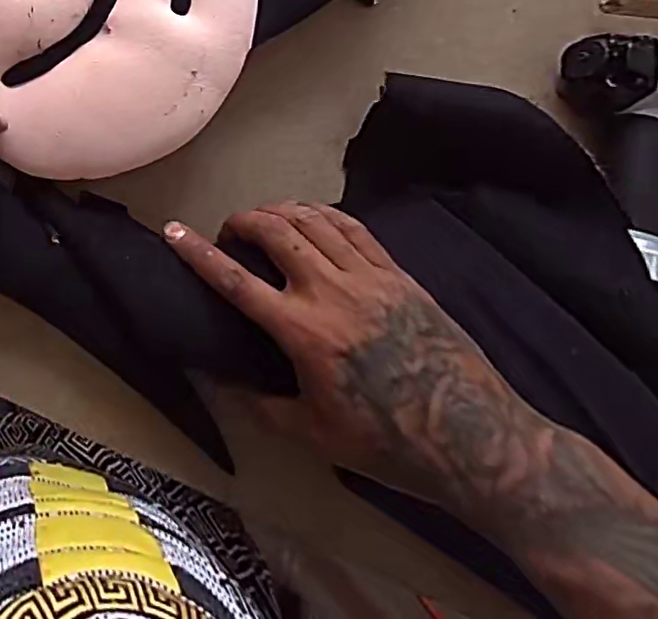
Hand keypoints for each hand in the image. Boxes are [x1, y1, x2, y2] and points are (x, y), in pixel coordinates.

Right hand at [168, 205, 657, 618]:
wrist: (484, 444)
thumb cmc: (391, 445)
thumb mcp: (314, 435)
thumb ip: (261, 403)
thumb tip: (221, 380)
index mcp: (304, 332)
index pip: (235, 280)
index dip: (197, 252)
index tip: (172, 230)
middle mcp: (331, 293)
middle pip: (274, 230)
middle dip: (241, 221)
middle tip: (231, 236)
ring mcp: (370, 278)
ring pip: (312, 219)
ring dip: (278, 212)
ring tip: (265, 224)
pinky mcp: (400, 275)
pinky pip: (352, 227)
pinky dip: (321, 214)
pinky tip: (311, 223)